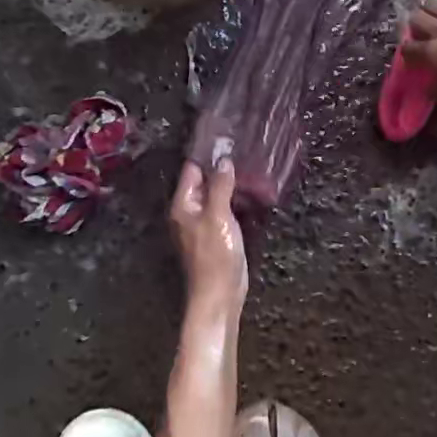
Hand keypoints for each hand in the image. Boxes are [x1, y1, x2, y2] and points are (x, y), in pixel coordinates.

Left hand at [168, 159, 247, 307]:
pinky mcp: (217, 235)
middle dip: (223, 169)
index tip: (228, 140)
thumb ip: (220, 186)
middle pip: (205, 183)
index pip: (192, 171)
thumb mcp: (218, 216)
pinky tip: (252, 195)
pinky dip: (236, 202)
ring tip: (253, 169)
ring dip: (232, 186)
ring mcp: (204, 224)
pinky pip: (226, 211)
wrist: (219, 296)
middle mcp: (190, 212)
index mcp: (183, 205)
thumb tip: (223, 161)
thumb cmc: (215, 255)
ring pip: (217, 197)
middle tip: (245, 152)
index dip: (208, 155)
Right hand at [404, 0, 436, 108]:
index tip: (408, 55)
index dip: (405, 51)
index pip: (409, 47)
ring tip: (434, 14)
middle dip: (413, 25)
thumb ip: (436, 88)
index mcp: (434, 52)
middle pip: (416, 18)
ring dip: (430, 8)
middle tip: (418, 31)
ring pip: (436, 2)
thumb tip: (427, 87)